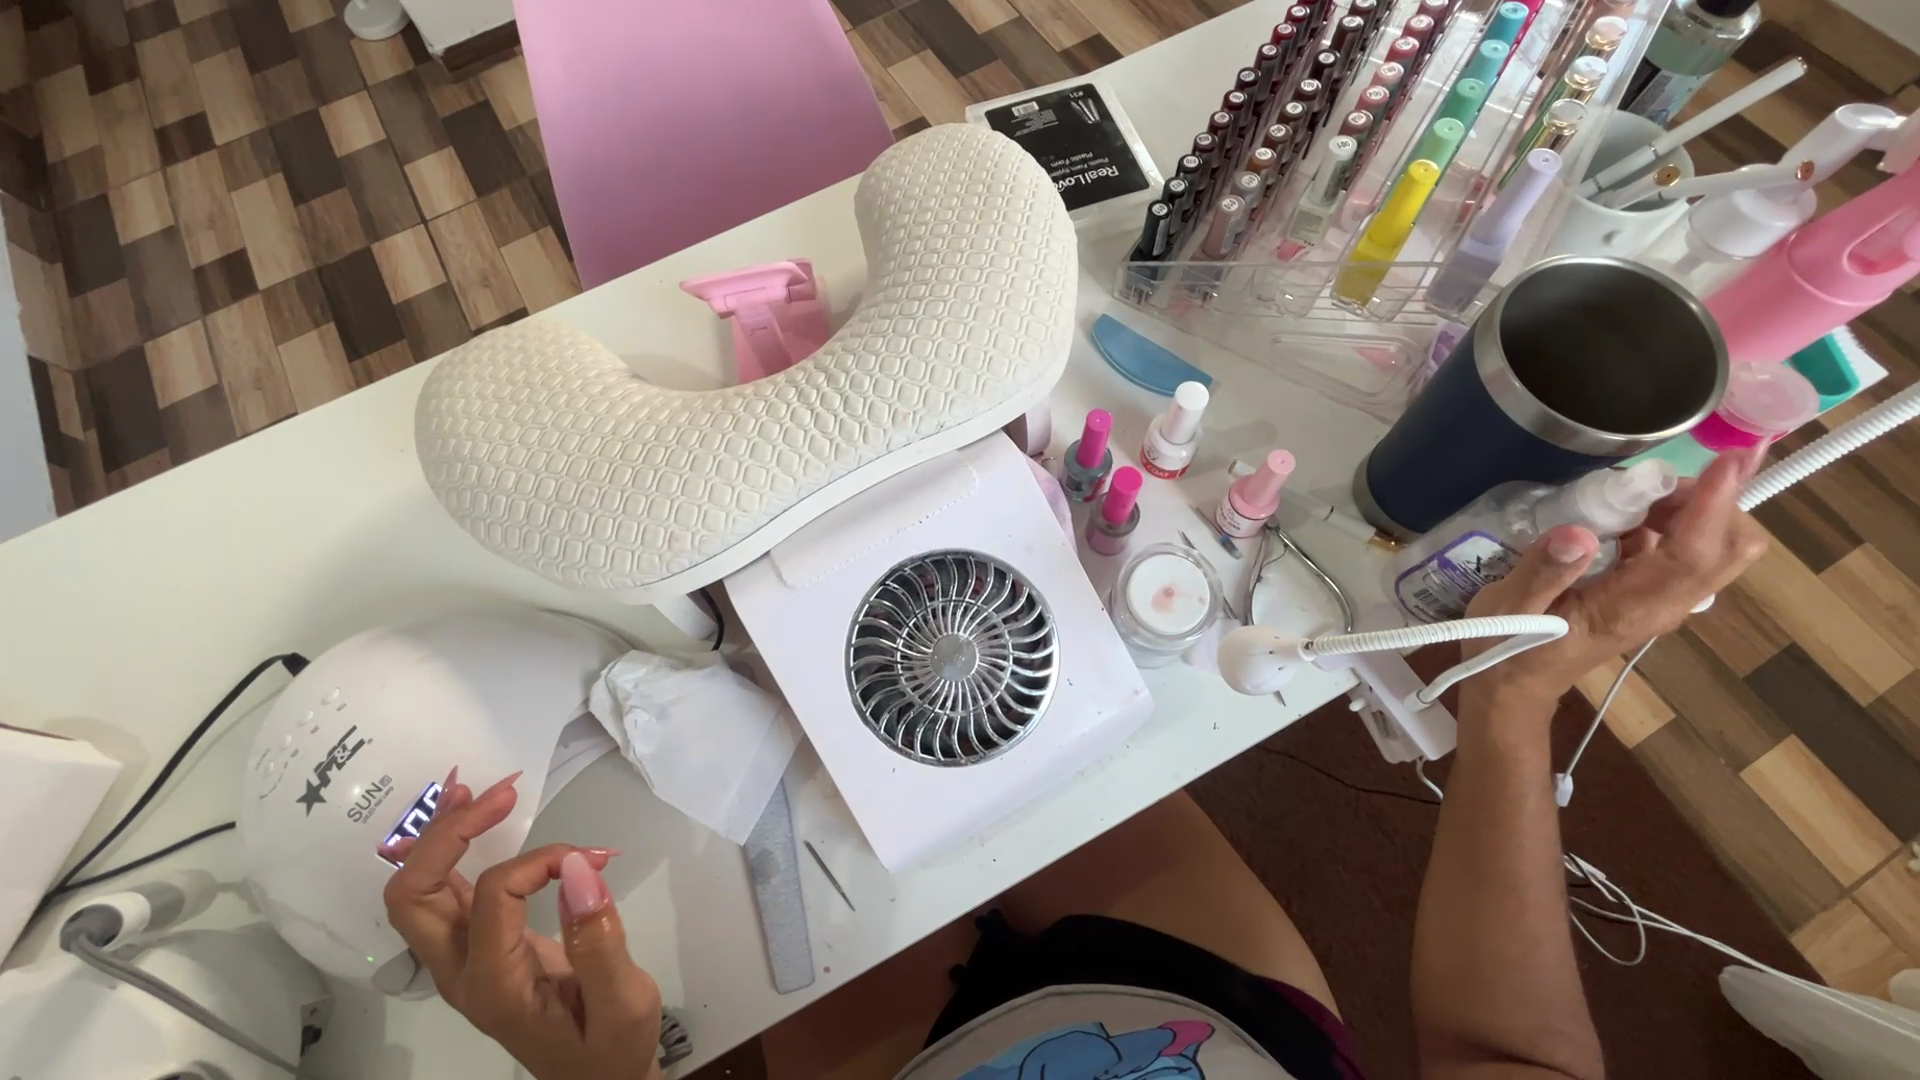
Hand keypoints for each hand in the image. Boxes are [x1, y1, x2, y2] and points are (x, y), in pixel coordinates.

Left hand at [383, 769, 662, 1079]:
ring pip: (416, 890)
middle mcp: (459, 971)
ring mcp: (459, 960)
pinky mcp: (475, 946)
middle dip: (450, 833)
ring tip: (470, 784)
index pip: (496, 895)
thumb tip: (581, 865)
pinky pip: (441, 891)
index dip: (543, 860)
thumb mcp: (624, 1001)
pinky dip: (450, 846)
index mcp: (494, 985)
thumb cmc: (612, 1045)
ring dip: (438, 833)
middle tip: (503, 792)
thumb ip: (600, 940)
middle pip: (414, 895)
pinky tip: (473, 812)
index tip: (595, 857)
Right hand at [1461, 449, 1769, 710]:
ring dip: (1689, 508)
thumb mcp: (1510, 609)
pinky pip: (1683, 549)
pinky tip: (1620, 515)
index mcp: (1632, 608)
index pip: (1694, 553)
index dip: (1714, 505)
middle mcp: (1662, 603)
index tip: (1729, 460)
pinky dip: (1669, 520)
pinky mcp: (1648, 593)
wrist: (1511, 683)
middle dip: (1711, 503)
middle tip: (1649, 483)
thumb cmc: (1505, 647)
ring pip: (1713, 546)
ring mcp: (1660, 599)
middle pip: (1728, 548)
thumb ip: (1543, 573)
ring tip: (1627, 494)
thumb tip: (1579, 532)